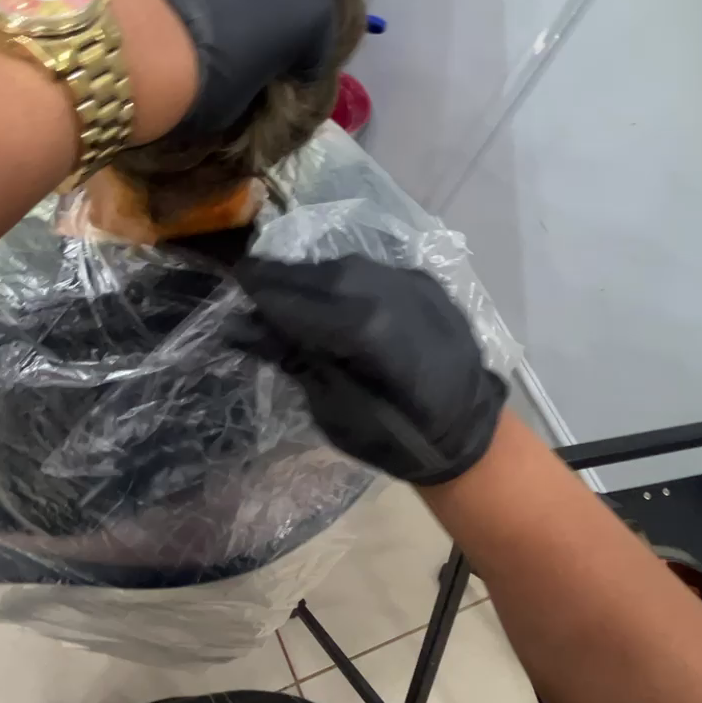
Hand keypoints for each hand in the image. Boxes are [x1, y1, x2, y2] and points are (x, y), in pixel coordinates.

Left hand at [88, 0, 335, 146]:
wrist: (138, 37)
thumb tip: (250, 73)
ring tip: (212, 31)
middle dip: (272, 25)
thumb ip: (259, 79)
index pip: (314, 51)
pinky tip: (184, 10)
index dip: (295, 74)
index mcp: (314, 9)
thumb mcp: (244, 101)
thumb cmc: (205, 83)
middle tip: (246, 55)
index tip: (276, 90)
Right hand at [229, 255, 507, 485]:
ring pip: (347, 267)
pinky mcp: (426, 282)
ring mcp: (414, 284)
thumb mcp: (332, 407)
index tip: (234, 283)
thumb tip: (239, 327)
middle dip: (281, 275)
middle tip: (247, 276)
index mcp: (369, 333)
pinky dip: (340, 277)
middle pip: (323, 276)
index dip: (265, 294)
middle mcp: (393, 295)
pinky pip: (370, 270)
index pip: (301, 303)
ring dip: (309, 274)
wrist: (467, 431)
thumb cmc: (394, 436)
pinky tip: (323, 289)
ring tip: (280, 282)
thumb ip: (291, 357)